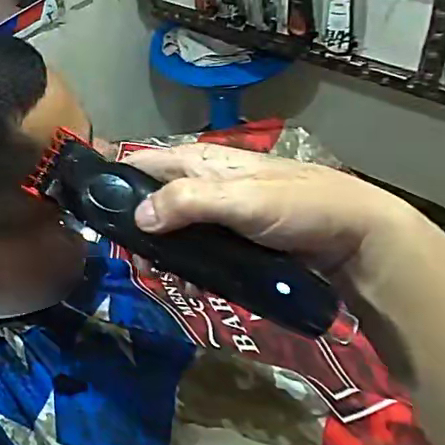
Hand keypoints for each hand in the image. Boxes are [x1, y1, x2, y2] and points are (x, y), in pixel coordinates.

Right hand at [123, 143, 444, 305]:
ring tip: (160, 279)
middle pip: (150, 199)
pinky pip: (195, 247)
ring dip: (161, 252)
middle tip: (135, 263)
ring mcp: (216, 210)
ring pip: (170, 227)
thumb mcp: (240, 201)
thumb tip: (136, 218)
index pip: (139, 163)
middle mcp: (201, 180)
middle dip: (136, 229)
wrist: (352, 233)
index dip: (113, 182)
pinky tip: (189, 283)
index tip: (92, 214)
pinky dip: (186, 263)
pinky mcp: (231, 236)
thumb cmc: (297, 206)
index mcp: (197, 161)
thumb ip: (187, 203)